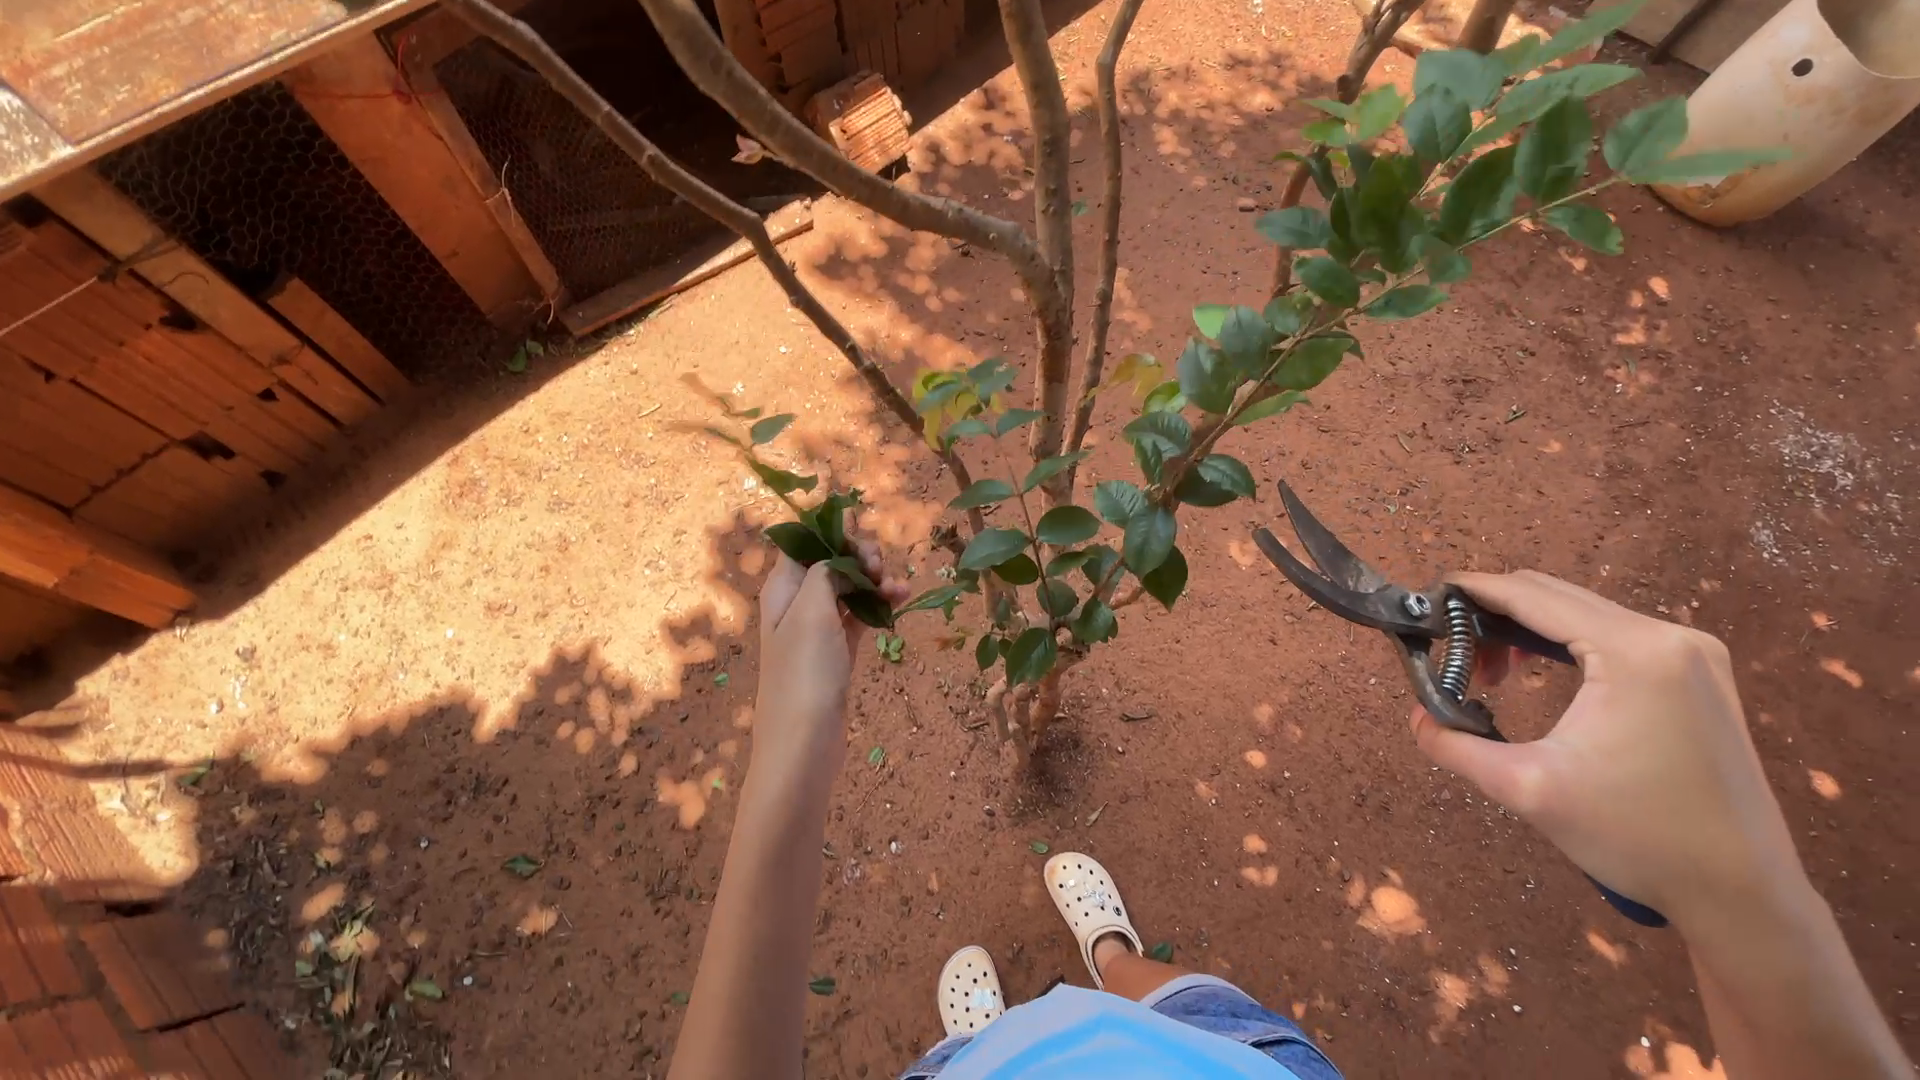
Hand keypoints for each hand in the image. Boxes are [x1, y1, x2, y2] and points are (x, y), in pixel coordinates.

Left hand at [752, 539, 904, 788]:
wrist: (804, 742)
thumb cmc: (804, 671)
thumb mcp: (810, 608)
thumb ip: (825, 572)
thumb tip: (838, 557)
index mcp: (782, 588)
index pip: (804, 543)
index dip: (835, 537)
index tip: (864, 546)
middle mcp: (797, 603)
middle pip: (832, 563)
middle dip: (861, 559)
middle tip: (882, 570)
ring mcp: (818, 629)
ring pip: (851, 590)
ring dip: (876, 582)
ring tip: (900, 590)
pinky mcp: (838, 652)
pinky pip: (860, 616)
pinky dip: (878, 607)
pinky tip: (900, 603)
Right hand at [1409, 571, 1806, 930]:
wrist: (1741, 894)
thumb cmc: (1633, 836)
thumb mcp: (1523, 788)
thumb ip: (1453, 744)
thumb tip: (1416, 715)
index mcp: (1634, 652)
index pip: (1531, 595)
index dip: (1470, 591)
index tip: (1423, 600)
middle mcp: (1671, 636)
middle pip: (1556, 595)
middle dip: (1492, 615)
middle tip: (1448, 653)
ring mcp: (1693, 652)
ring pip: (1581, 612)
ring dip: (1525, 630)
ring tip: (1488, 675)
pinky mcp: (1699, 672)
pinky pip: (1610, 633)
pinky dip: (1561, 643)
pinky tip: (1535, 675)